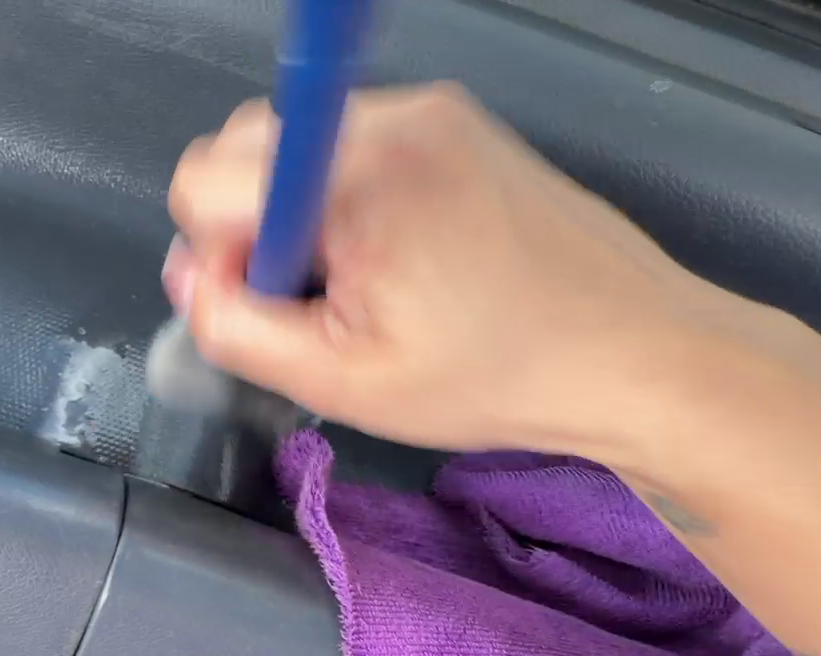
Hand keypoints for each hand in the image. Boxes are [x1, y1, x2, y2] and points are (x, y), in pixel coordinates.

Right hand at [162, 83, 772, 462]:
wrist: (632, 353)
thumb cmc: (483, 375)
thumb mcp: (332, 380)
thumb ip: (233, 327)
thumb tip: (188, 278)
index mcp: (354, 173)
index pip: (203, 178)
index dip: (211, 252)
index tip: (268, 300)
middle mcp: (389, 116)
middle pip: (239, 149)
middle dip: (241, 227)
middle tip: (302, 296)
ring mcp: (428, 112)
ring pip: (287, 149)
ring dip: (286, 217)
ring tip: (348, 283)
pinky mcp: (451, 126)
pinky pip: (342, 149)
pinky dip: (331, 203)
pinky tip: (383, 259)